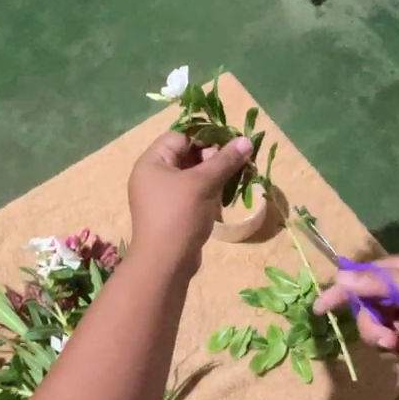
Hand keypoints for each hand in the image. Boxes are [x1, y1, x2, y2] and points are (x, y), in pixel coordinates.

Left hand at [127, 132, 251, 267]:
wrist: (165, 263)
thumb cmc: (179, 215)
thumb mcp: (204, 183)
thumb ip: (225, 160)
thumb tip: (246, 140)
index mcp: (152, 162)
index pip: (180, 136)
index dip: (205, 137)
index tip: (230, 144)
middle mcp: (154, 176)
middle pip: (187, 155)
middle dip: (213, 158)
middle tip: (235, 164)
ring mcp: (162, 196)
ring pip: (193, 176)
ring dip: (214, 176)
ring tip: (234, 180)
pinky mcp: (173, 213)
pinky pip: (193, 194)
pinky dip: (209, 193)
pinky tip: (223, 199)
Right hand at [312, 253, 398, 376]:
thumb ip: (379, 284)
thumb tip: (341, 277)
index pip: (366, 274)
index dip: (344, 289)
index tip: (321, 307)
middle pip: (368, 301)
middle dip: (370, 320)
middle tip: (383, 336)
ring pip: (377, 323)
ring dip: (382, 336)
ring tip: (398, 345)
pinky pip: (391, 339)